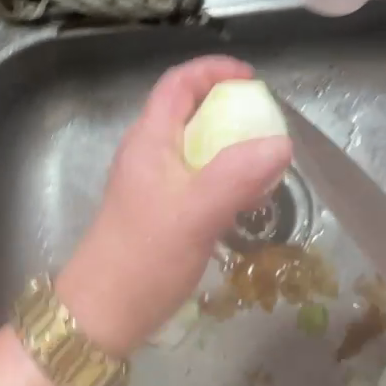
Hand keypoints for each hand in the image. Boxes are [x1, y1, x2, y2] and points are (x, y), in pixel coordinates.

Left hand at [56, 56, 291, 355]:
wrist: (103, 315)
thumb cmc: (144, 258)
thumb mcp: (196, 213)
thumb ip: (237, 175)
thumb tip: (282, 142)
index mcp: (149, 139)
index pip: (178, 83)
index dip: (213, 70)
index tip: (253, 79)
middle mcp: (147, 152)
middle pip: (187, 109)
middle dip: (227, 106)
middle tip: (267, 120)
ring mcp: (151, 181)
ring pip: (194, 144)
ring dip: (228, 142)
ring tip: (264, 159)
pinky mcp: (159, 208)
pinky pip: (196, 174)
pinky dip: (224, 173)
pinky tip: (246, 197)